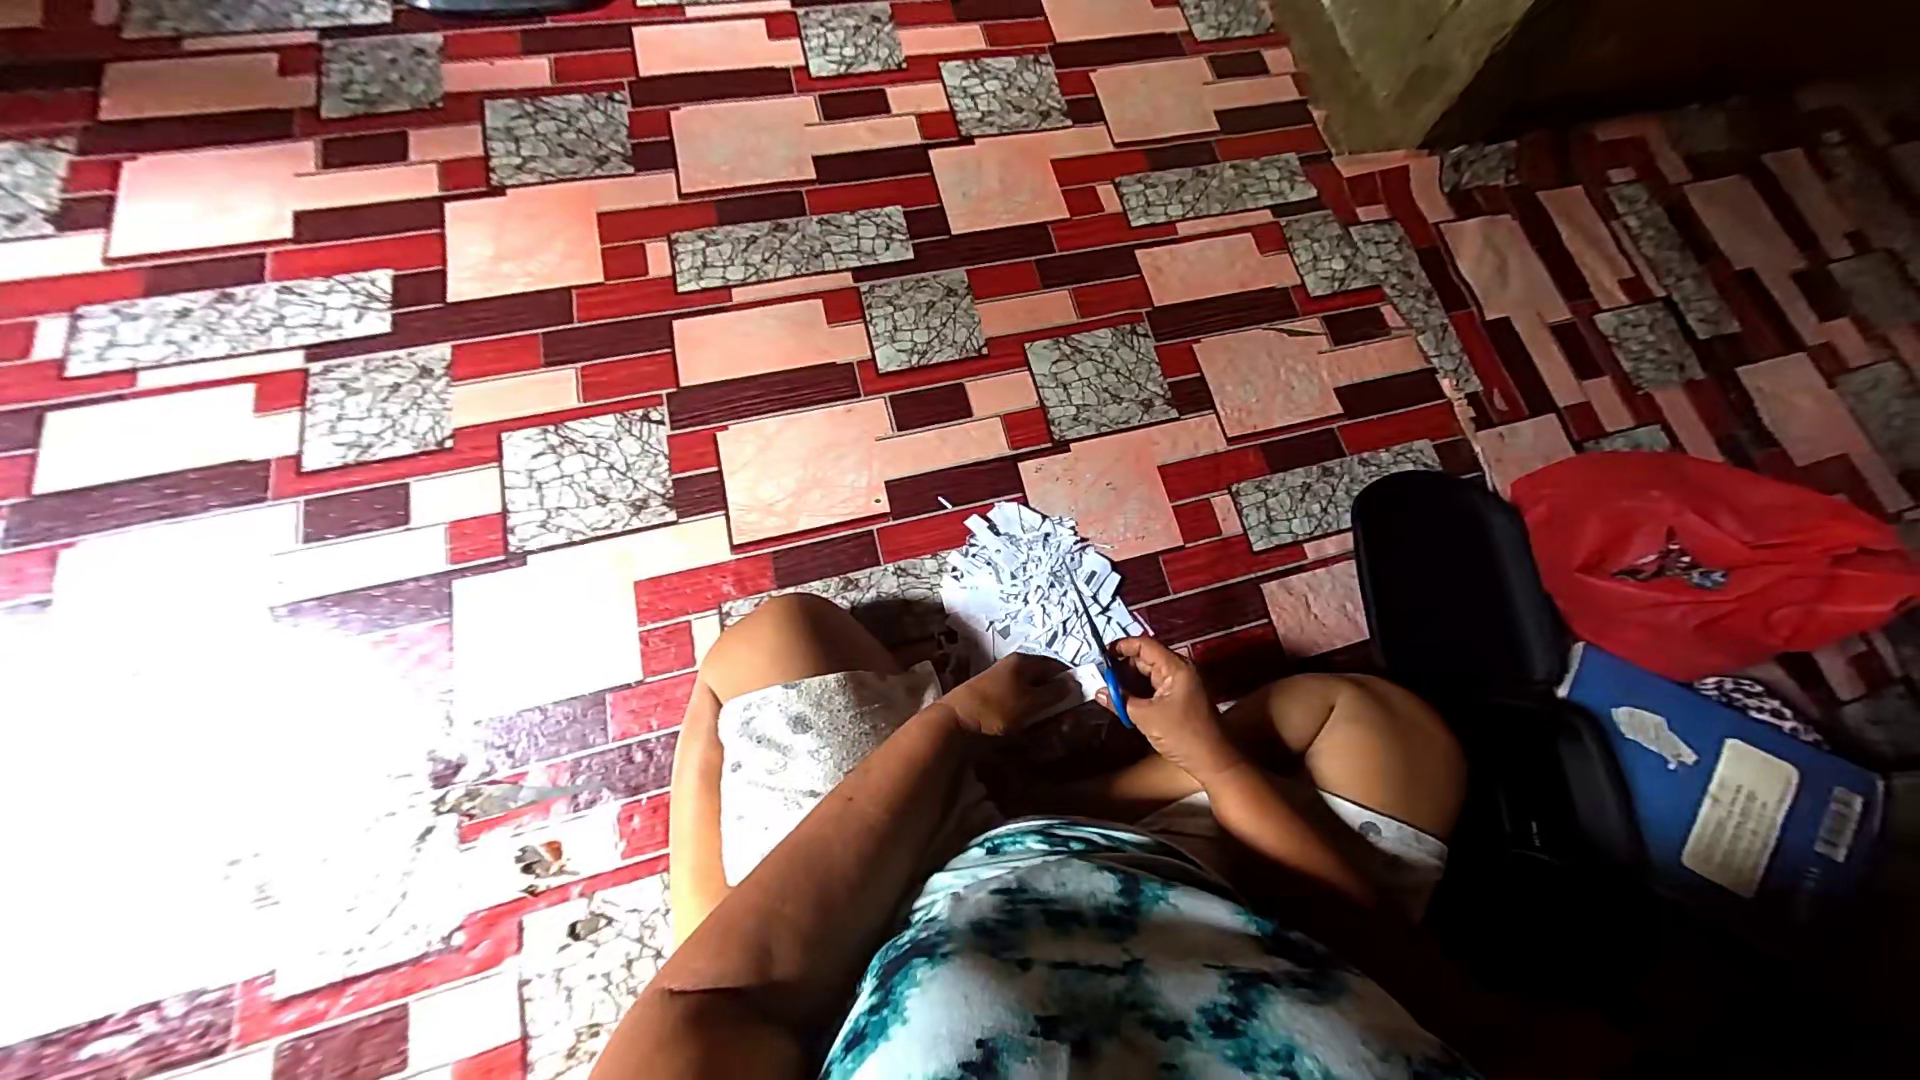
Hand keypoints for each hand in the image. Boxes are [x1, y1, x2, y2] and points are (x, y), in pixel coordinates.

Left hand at [938, 653, 1070, 736]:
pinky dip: (1027, 716)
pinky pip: (1019, 705)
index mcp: (1024, 661)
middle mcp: (1013, 667)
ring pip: (1032, 695)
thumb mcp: (1031, 702)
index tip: (1081, 700)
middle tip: (1066, 720)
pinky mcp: (994, 699)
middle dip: (1056, 699)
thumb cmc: (996, 708)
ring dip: (1042, 711)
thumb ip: (1054, 692)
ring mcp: (1002, 682)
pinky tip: (1029, 729)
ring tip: (1048, 728)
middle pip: (1044, 680)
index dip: (1070, 680)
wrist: (954, 721)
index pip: (1056, 666)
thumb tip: (1073, 682)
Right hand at [1099, 637, 1247, 782]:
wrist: (1214, 762)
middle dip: (1122, 666)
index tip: (1101, 655)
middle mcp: (1178, 670)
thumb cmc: (1182, 735)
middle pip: (1144, 658)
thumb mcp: (1145, 717)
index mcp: (1175, 667)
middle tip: (1101, 677)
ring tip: (1108, 689)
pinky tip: (1122, 700)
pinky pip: (1152, 687)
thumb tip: (1099, 692)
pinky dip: (1137, 691)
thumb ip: (1120, 700)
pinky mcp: (1177, 698)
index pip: (1144, 644)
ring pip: (1147, 673)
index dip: (1121, 646)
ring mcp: (1179, 684)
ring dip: (1128, 681)